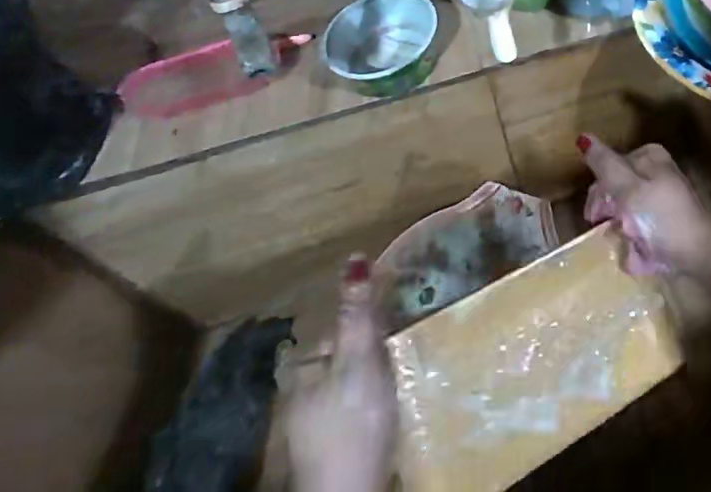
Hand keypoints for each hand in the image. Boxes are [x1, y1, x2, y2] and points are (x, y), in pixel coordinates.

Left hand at [286, 256, 396, 491]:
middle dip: (367, 346)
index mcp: (304, 373)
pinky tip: (394, 404)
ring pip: (348, 389)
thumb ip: (357, 313)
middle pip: (340, 360)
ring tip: (406, 362)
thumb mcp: (359, 360)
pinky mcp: (336, 455)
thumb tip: (354, 256)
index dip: (361, 315)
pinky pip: (357, 415)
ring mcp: (317, 432)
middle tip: (405, 330)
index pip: (333, 331)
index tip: (391, 300)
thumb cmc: (354, 423)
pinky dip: (375, 404)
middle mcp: (304, 400)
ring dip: (373, 375)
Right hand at [579, 135, 710, 278]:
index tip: (595, 217)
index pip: (607, 170)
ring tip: (635, 248)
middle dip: (612, 219)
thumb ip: (604, 165)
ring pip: (624, 219)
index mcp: (648, 157)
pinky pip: (639, 237)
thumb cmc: (663, 219)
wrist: (703, 259)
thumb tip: (583, 136)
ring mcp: (660, 202)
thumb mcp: (628, 189)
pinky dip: (638, 250)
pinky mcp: (666, 228)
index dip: (599, 195)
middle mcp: (655, 175)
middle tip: (619, 233)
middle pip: (614, 195)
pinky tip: (645, 258)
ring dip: (624, 238)